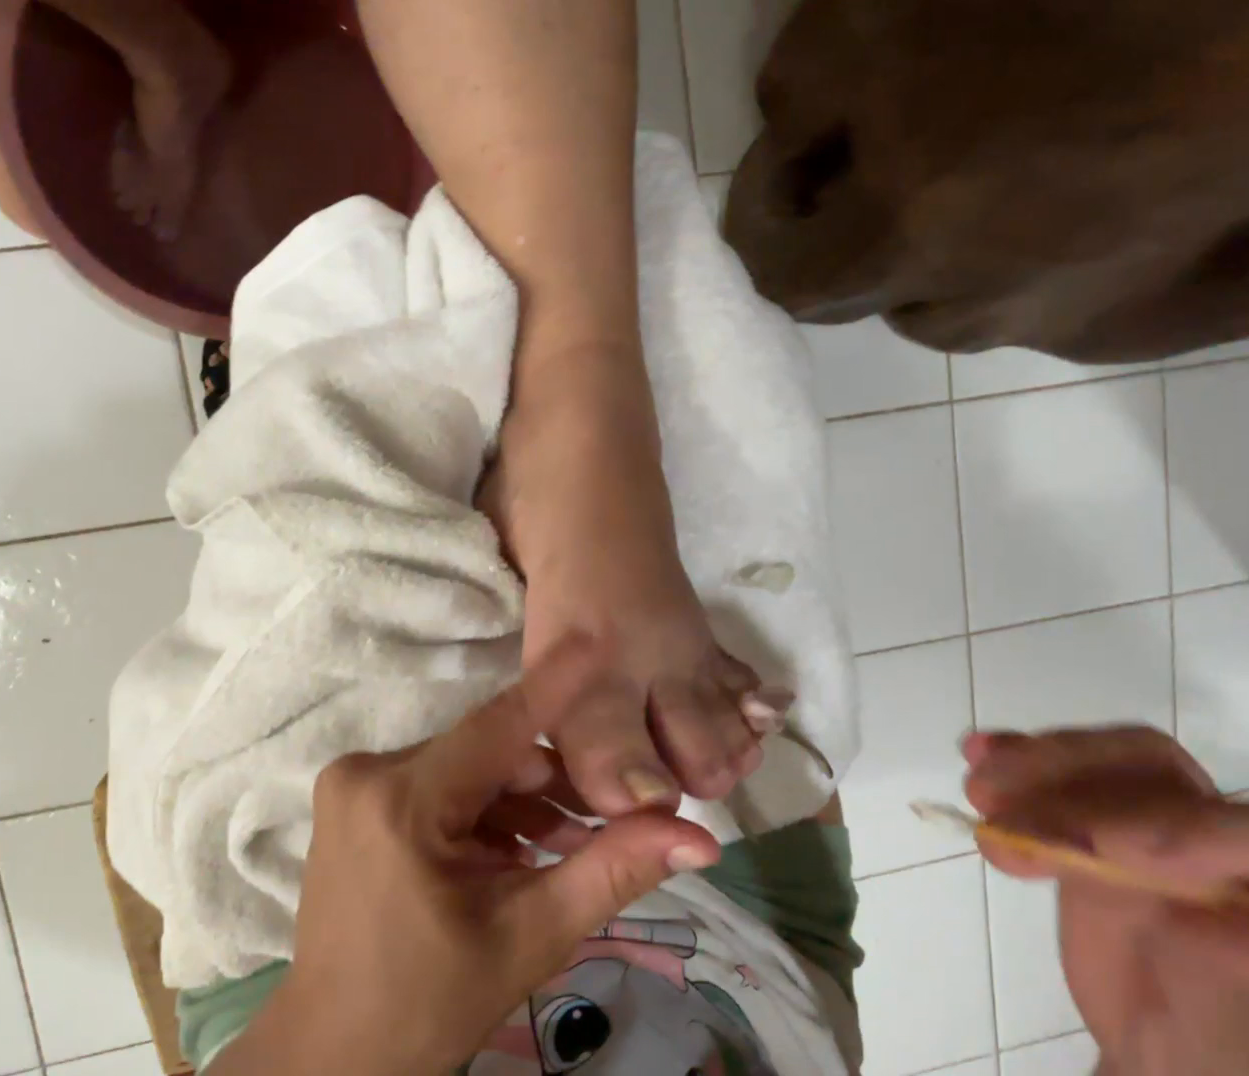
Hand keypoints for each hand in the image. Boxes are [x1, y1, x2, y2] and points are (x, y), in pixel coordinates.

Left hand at [210, 640, 721, 1075]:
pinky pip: (438, 788)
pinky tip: (525, 850)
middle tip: (617, 813)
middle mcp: (368, 772)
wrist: (336, 1050)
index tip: (601, 637)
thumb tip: (699, 836)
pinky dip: (485, 813)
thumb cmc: (430, 1002)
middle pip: (487, 753)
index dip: (559, 682)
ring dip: (522, 802)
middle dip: (553, 780)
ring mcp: (355, 785)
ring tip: (578, 843)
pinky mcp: (356, 802)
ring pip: (466, 770)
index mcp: (402, 799)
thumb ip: (611, 872)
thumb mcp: (528, 935)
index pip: (500, 723)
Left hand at [479, 368, 784, 815]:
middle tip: (641, 803)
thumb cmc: (526, 498)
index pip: (605, 747)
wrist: (584, 428)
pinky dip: (747, 706)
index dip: (619, 796)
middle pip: (688, 756)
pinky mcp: (697, 613)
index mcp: (575, 642)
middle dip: (672, 795)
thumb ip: (517, 639)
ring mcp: (678, 632)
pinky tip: (749, 721)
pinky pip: (735, 673)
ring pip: (725, 725)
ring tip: (693, 769)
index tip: (626, 820)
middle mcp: (639, 648)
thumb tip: (518, 711)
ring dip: (715, 759)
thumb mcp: (499, 566)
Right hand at [965, 727, 1248, 1074]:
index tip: (1119, 848)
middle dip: (1092, 788)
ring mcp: (1186, 840)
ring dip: (1043, 767)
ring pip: (1123, 768)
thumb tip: (1206, 924)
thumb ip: (1243, 1011)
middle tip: (1012, 812)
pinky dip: (1024, 769)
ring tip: (981, 790)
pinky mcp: (1113, 837)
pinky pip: (1075, 786)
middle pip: (1192, 788)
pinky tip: (981, 761)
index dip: (1220, 833)